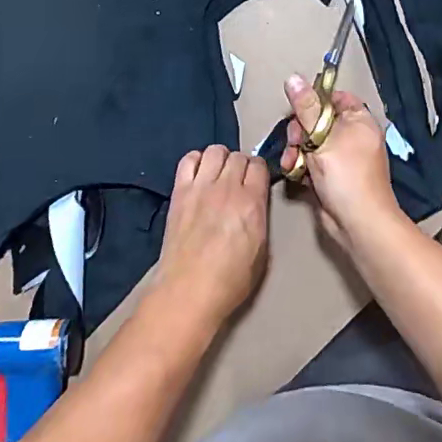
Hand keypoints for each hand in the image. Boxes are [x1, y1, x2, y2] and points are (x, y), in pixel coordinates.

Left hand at [154, 145, 271, 329]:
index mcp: (252, 203)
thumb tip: (255, 205)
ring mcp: (200, 187)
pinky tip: (198, 175)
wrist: (189, 290)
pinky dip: (196, 161)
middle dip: (241, 165)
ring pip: (214, 151)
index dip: (258, 171)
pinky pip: (188, 160)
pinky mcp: (180, 192)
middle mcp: (227, 188)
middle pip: (237, 156)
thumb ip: (259, 218)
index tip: (256, 181)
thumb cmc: (229, 280)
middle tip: (237, 180)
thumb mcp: (261, 250)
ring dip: (220, 159)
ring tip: (218, 175)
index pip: (259, 166)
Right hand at [278, 76, 403, 248]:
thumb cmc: (348, 177)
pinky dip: (301, 166)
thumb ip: (306, 107)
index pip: (334, 97)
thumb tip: (294, 79)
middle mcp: (352, 137)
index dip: (314, 101)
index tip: (299, 109)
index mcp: (359, 120)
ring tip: (294, 160)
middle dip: (299, 130)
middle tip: (297, 140)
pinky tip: (295, 171)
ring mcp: (342, 158)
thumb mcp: (323, 136)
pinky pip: (310, 162)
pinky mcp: (331, 176)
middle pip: (317, 120)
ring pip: (310, 143)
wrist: (358, 223)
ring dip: (296, 150)